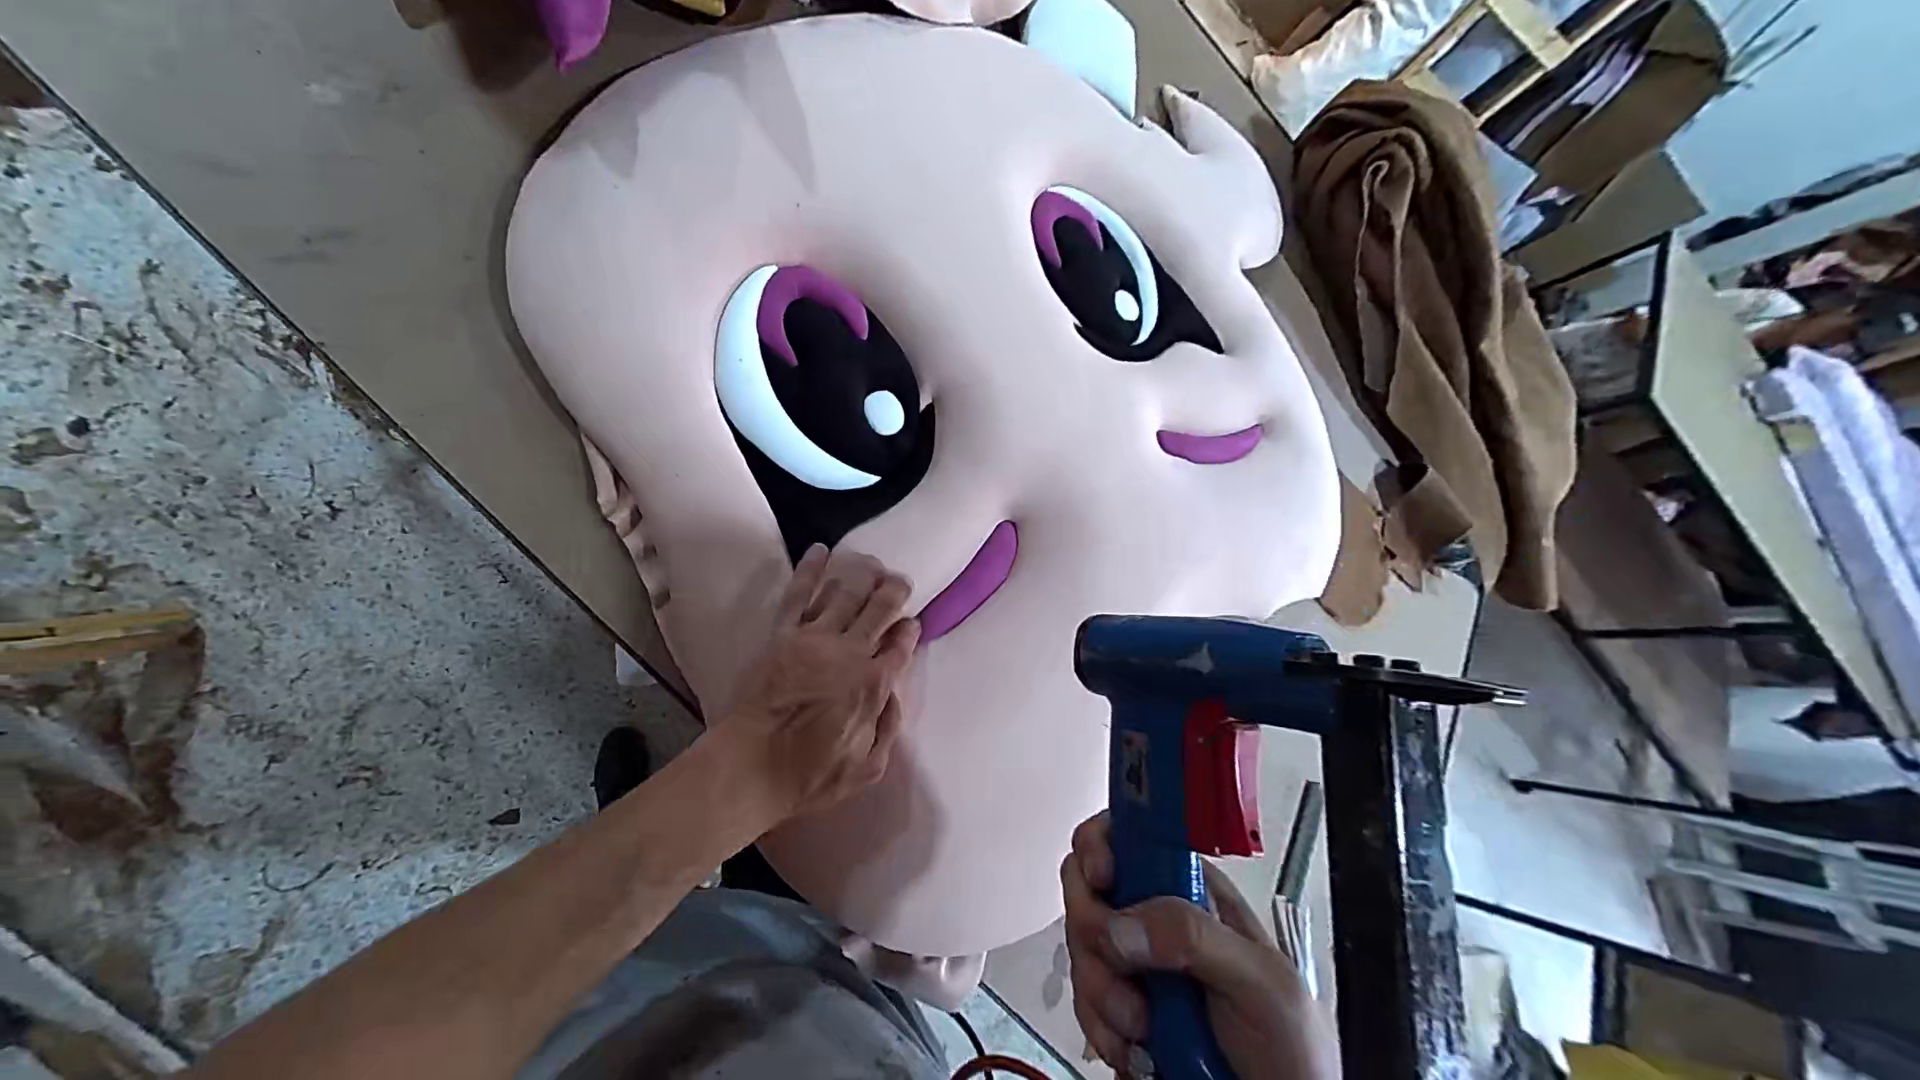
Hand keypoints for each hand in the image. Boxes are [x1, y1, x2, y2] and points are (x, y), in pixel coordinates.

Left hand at [713, 544, 920, 822]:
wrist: (750, 766)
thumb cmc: (810, 774)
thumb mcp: (868, 768)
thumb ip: (888, 728)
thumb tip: (893, 696)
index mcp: (873, 684)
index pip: (900, 646)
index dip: (909, 631)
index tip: (911, 624)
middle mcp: (849, 652)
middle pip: (879, 609)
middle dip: (894, 591)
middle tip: (900, 582)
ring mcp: (814, 638)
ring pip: (845, 594)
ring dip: (862, 574)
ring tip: (872, 563)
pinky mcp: (782, 634)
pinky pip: (799, 594)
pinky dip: (811, 569)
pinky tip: (820, 550)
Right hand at [1061, 812, 1338, 1079]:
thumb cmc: (1291, 1047)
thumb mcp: (1260, 980)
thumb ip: (1194, 935)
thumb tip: (1119, 924)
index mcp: (1189, 887)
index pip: (1127, 834)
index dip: (1100, 843)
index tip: (1102, 878)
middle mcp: (1153, 915)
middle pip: (1087, 888)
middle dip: (1093, 932)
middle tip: (1123, 971)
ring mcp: (1132, 963)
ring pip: (1079, 946)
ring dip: (1101, 993)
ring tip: (1145, 1029)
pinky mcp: (1117, 1009)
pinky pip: (1082, 1002)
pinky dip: (1100, 1029)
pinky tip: (1136, 1050)